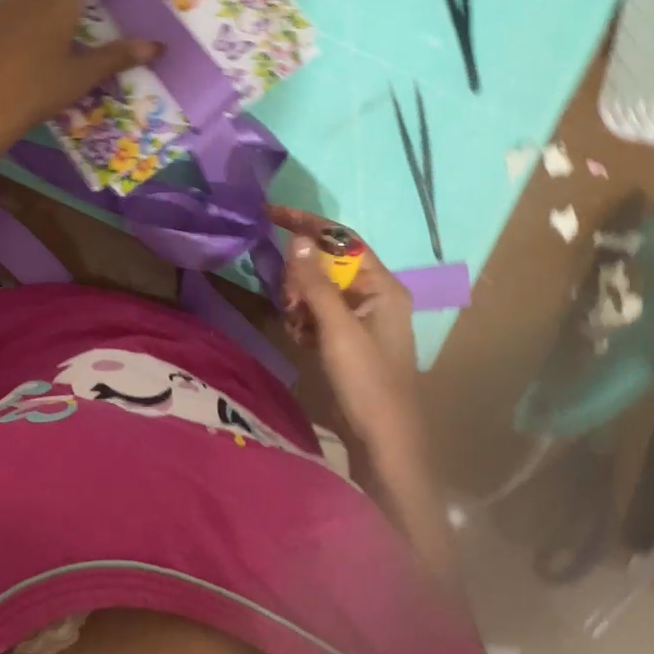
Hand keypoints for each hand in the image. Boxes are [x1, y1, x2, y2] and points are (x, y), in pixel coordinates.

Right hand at [271, 207, 418, 441]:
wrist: (382, 438)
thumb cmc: (367, 380)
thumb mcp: (337, 329)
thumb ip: (315, 283)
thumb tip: (296, 239)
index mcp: (383, 286)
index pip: (342, 239)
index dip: (308, 224)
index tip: (271, 214)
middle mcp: (373, 295)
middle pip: (325, 264)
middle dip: (300, 276)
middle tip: (289, 302)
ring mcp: (359, 318)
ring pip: (315, 289)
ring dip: (299, 302)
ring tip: (298, 327)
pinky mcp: (345, 337)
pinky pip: (316, 313)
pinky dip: (303, 321)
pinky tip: (301, 340)